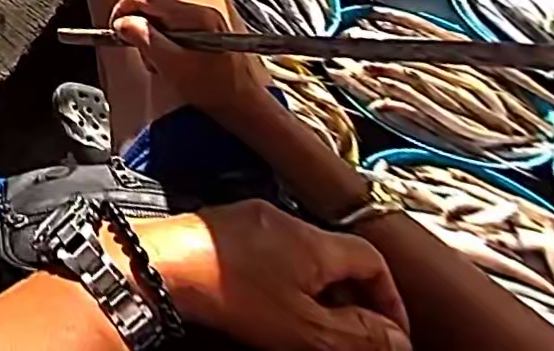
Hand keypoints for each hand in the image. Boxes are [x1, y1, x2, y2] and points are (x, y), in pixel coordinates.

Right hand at [109, 0, 271, 118]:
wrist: (243, 108)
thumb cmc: (215, 90)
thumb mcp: (171, 64)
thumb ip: (143, 38)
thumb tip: (121, 22)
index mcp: (194, 16)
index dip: (123, 11)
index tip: (118, 29)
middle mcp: (200, 12)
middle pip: (148, 4)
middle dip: (137, 26)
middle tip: (140, 48)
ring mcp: (202, 20)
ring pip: (155, 15)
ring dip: (148, 36)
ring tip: (157, 58)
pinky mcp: (200, 29)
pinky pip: (166, 24)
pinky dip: (159, 40)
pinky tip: (167, 58)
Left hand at [118, 201, 410, 350]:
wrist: (157, 265)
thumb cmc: (228, 292)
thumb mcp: (313, 331)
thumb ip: (367, 337)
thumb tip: (396, 337)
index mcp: (306, 237)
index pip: (373, 260)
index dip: (390, 301)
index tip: (386, 333)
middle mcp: (274, 216)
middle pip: (334, 256)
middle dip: (349, 296)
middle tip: (346, 331)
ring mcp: (240, 216)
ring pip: (299, 253)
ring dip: (313, 287)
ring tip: (305, 318)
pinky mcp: (216, 223)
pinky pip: (264, 247)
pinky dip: (278, 273)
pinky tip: (266, 297)